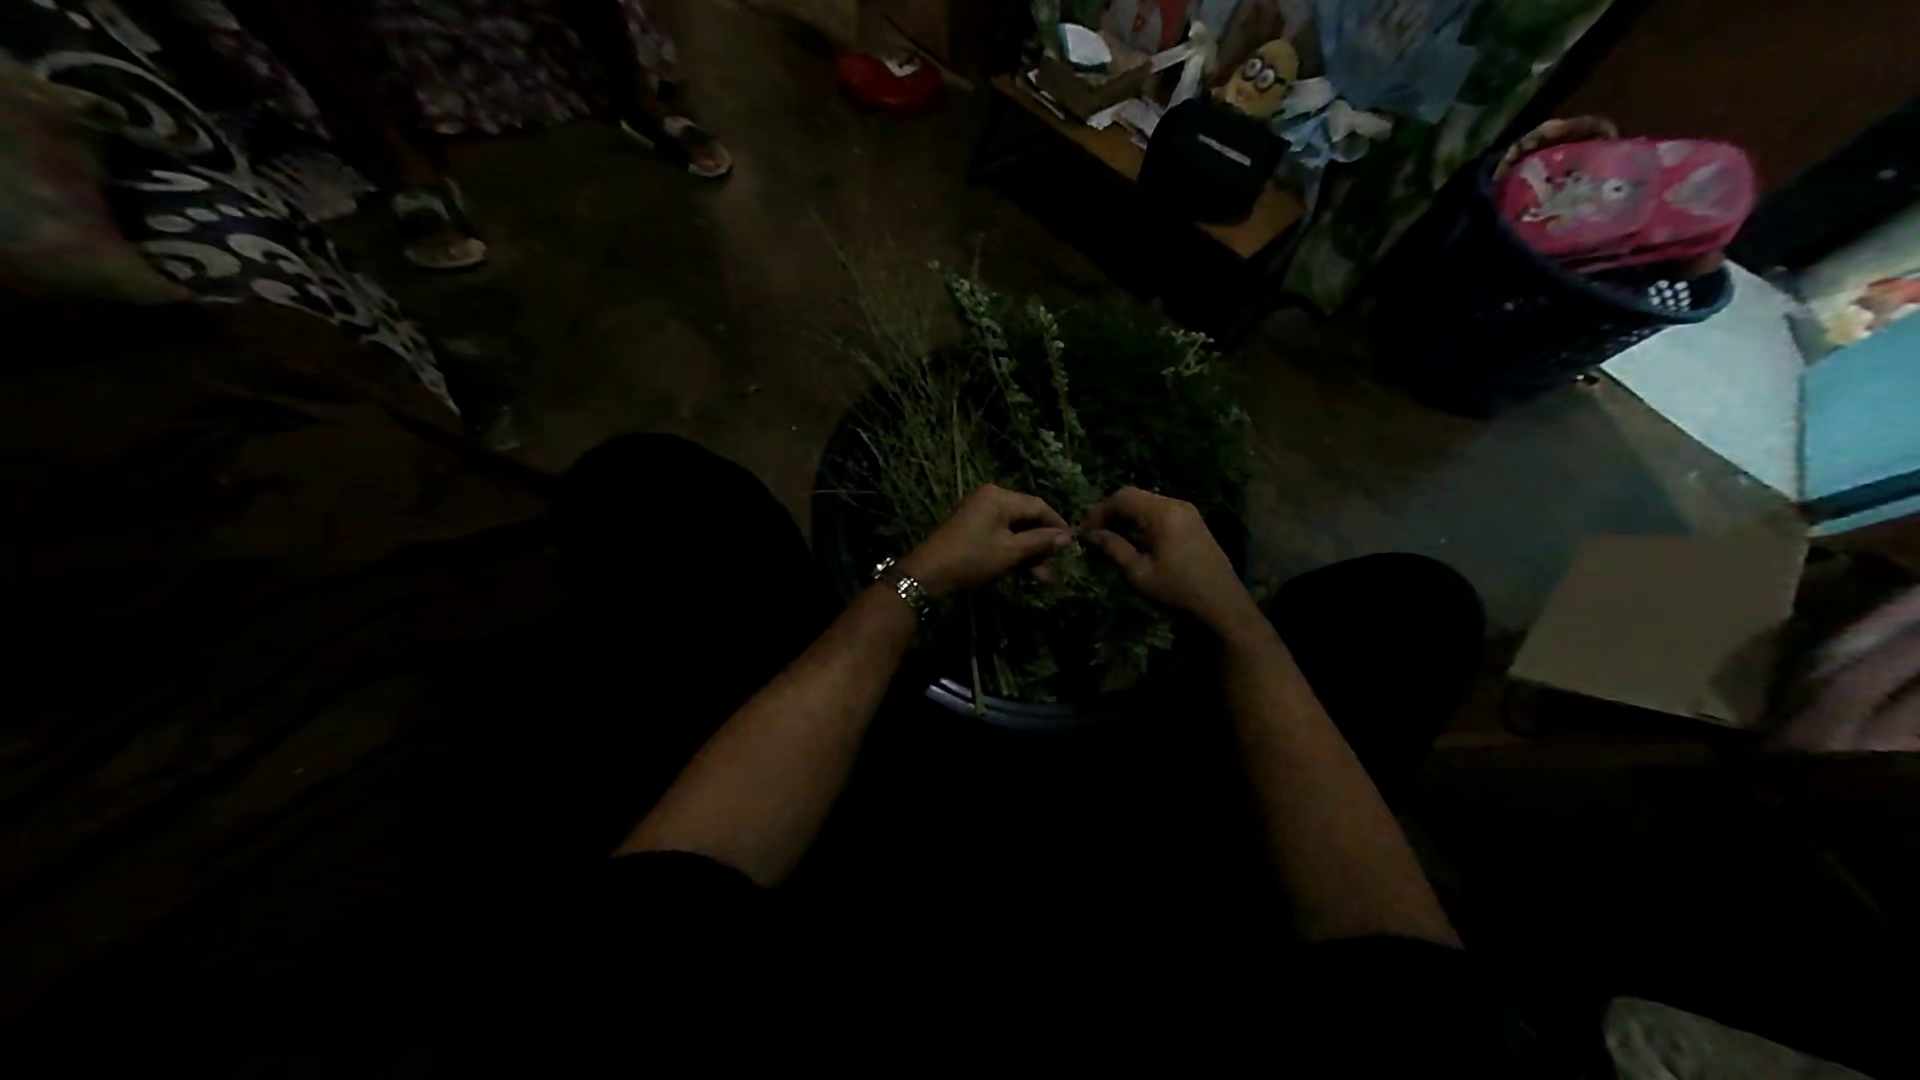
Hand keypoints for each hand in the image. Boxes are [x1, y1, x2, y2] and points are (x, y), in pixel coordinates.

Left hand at [900, 485, 1071, 597]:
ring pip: (1014, 531)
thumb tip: (1067, 538)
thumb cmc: (972, 559)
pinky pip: (1001, 537)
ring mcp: (979, 515)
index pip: (1038, 506)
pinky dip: (1013, 553)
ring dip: (1029, 554)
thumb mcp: (1010, 552)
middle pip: (1026, 519)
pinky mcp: (972, 531)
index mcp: (999, 497)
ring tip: (1041, 579)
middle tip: (1053, 569)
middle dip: (1041, 545)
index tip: (1071, 545)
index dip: (1057, 525)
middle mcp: (990, 499)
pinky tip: (1024, 574)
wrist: (928, 575)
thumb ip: (1040, 542)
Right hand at [1083, 487, 1263, 640]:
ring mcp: (1188, 511)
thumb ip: (1114, 548)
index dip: (1099, 511)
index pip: (1121, 497)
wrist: (1222, 606)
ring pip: (1147, 502)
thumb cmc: (1177, 592)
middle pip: (1134, 496)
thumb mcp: (1139, 573)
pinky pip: (1160, 511)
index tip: (1086, 532)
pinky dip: (1142, 520)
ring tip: (1112, 538)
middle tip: (1096, 534)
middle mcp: (1176, 504)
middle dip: (1111, 512)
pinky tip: (1135, 540)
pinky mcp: (1193, 522)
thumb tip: (1091, 534)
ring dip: (1126, 516)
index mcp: (1162, 514)